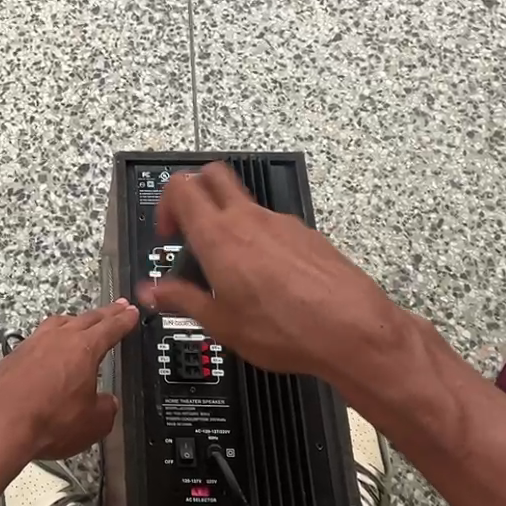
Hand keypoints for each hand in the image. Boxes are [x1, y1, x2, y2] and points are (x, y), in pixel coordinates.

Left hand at [0, 299, 137, 461]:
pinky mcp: (14, 356)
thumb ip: (106, 408)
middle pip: (87, 319)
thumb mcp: (93, 423)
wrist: (0, 424)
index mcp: (83, 348)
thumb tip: (107, 403)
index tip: (131, 312)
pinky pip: (38, 339)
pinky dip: (50, 339)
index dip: (124, 320)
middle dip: (105, 314)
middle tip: (118, 307)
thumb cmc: (49, 421)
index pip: (110, 328)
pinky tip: (49, 349)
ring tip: (81, 322)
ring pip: (59, 323)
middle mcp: (58, 338)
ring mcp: (32, 344)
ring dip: (74, 321)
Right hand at [141, 162, 413, 382]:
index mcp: (219, 237)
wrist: (354, 331)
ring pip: (243, 202)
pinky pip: (272, 224)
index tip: (168, 234)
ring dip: (228, 220)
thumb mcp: (220, 323)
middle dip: (194, 191)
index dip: (165, 204)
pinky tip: (267, 279)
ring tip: (231, 267)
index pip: (180, 188)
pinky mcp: (305, 234)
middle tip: (191, 227)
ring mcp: (280, 223)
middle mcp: (248, 219)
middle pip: (211, 175)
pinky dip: (259, 239)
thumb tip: (151, 291)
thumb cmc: (287, 329)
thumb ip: (181, 299)